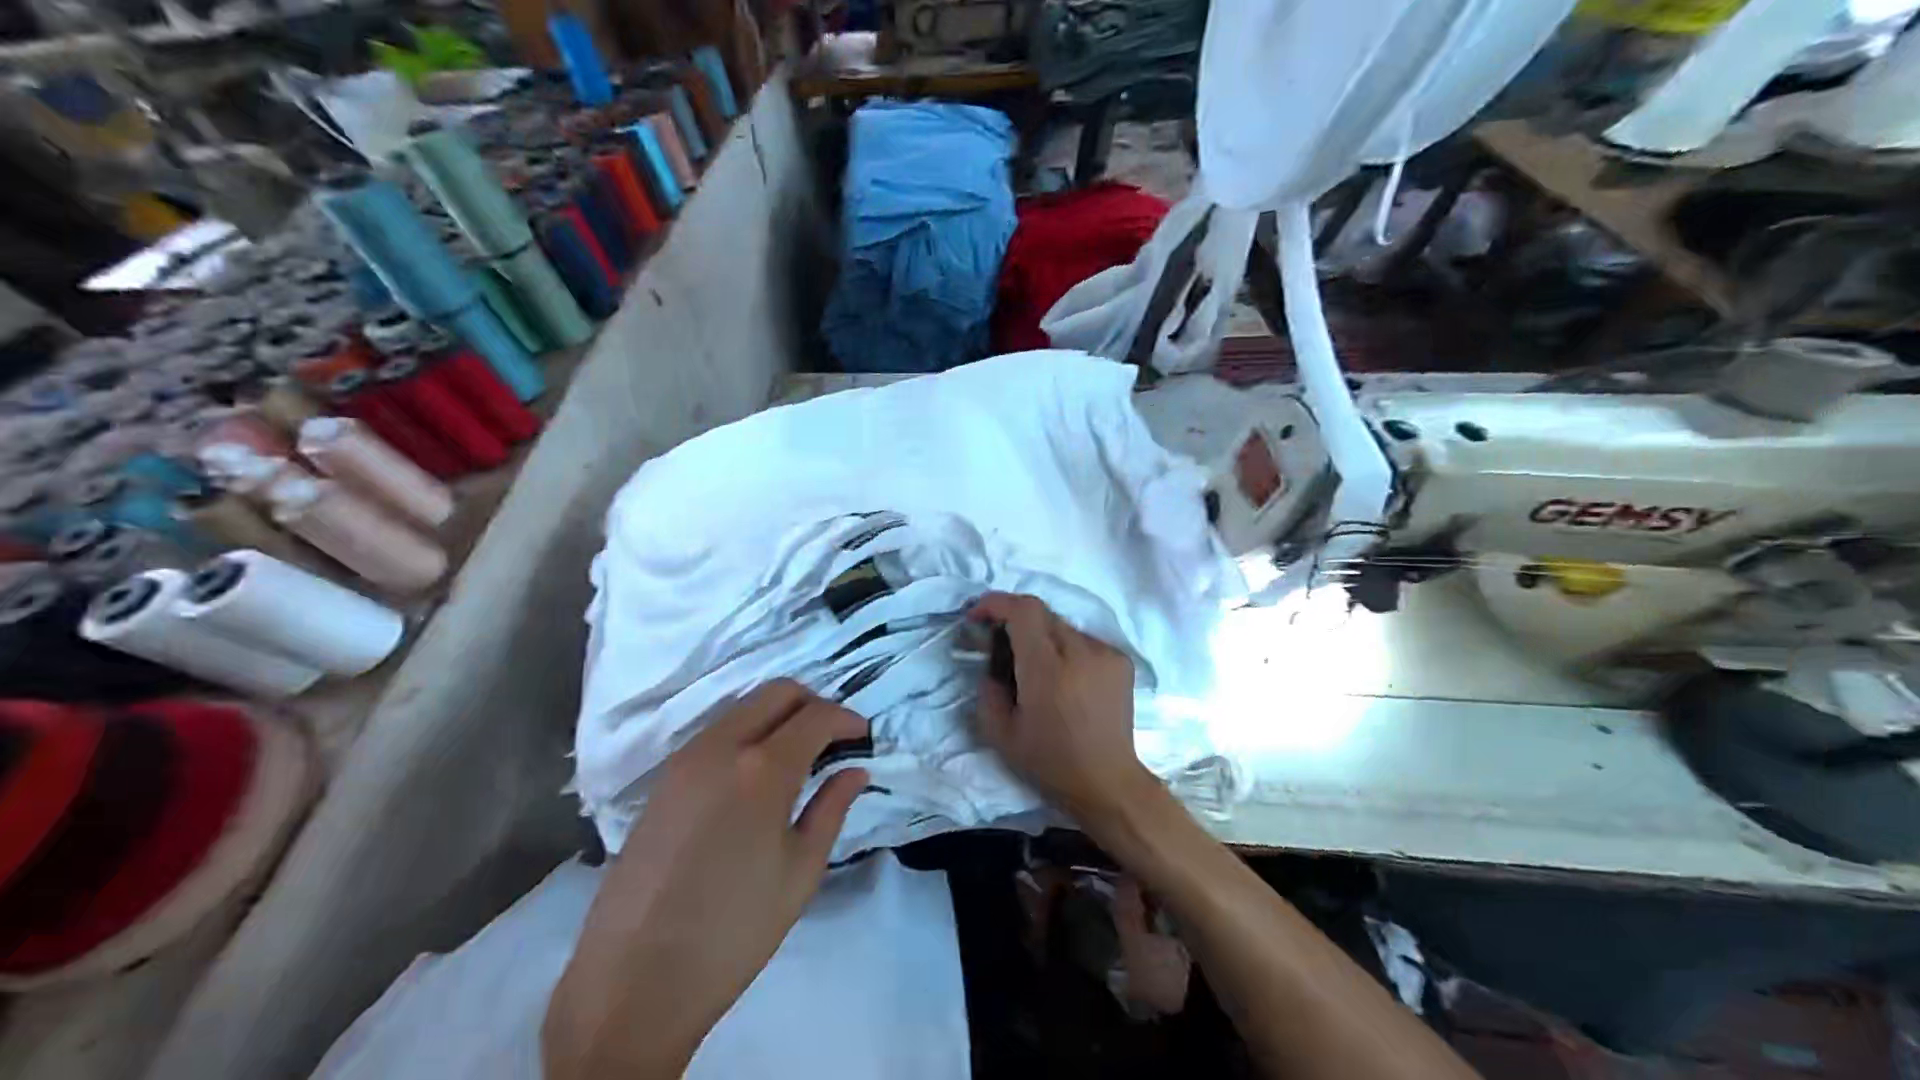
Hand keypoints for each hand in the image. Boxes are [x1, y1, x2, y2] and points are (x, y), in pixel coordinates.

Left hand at [543, 680, 868, 1079]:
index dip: (847, 719)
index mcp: (762, 769)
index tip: (863, 737)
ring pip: (743, 707)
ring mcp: (685, 759)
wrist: (632, 981)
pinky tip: (758, 774)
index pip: (816, 715)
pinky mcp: (663, 778)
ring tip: (799, 756)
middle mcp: (720, 747)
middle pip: (776, 692)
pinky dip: (748, 734)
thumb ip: (831, 809)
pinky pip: (716, 733)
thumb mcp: (800, 872)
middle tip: (833, 739)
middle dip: (813, 704)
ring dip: (778, 716)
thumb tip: (854, 771)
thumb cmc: (733, 931)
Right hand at [969, 592, 1153, 826]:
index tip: (977, 618)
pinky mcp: (1121, 660)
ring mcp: (1106, 653)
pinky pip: (1083, 640)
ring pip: (1062, 626)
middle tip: (999, 645)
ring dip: (1041, 636)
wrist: (1107, 782)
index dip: (996, 603)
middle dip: (1014, 620)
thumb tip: (991, 658)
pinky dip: (1065, 649)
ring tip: (1033, 668)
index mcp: (1048, 669)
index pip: (1023, 610)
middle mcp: (1081, 651)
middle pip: (1041, 613)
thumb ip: (988, 687)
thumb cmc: (1049, 761)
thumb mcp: (1000, 732)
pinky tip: (1063, 678)